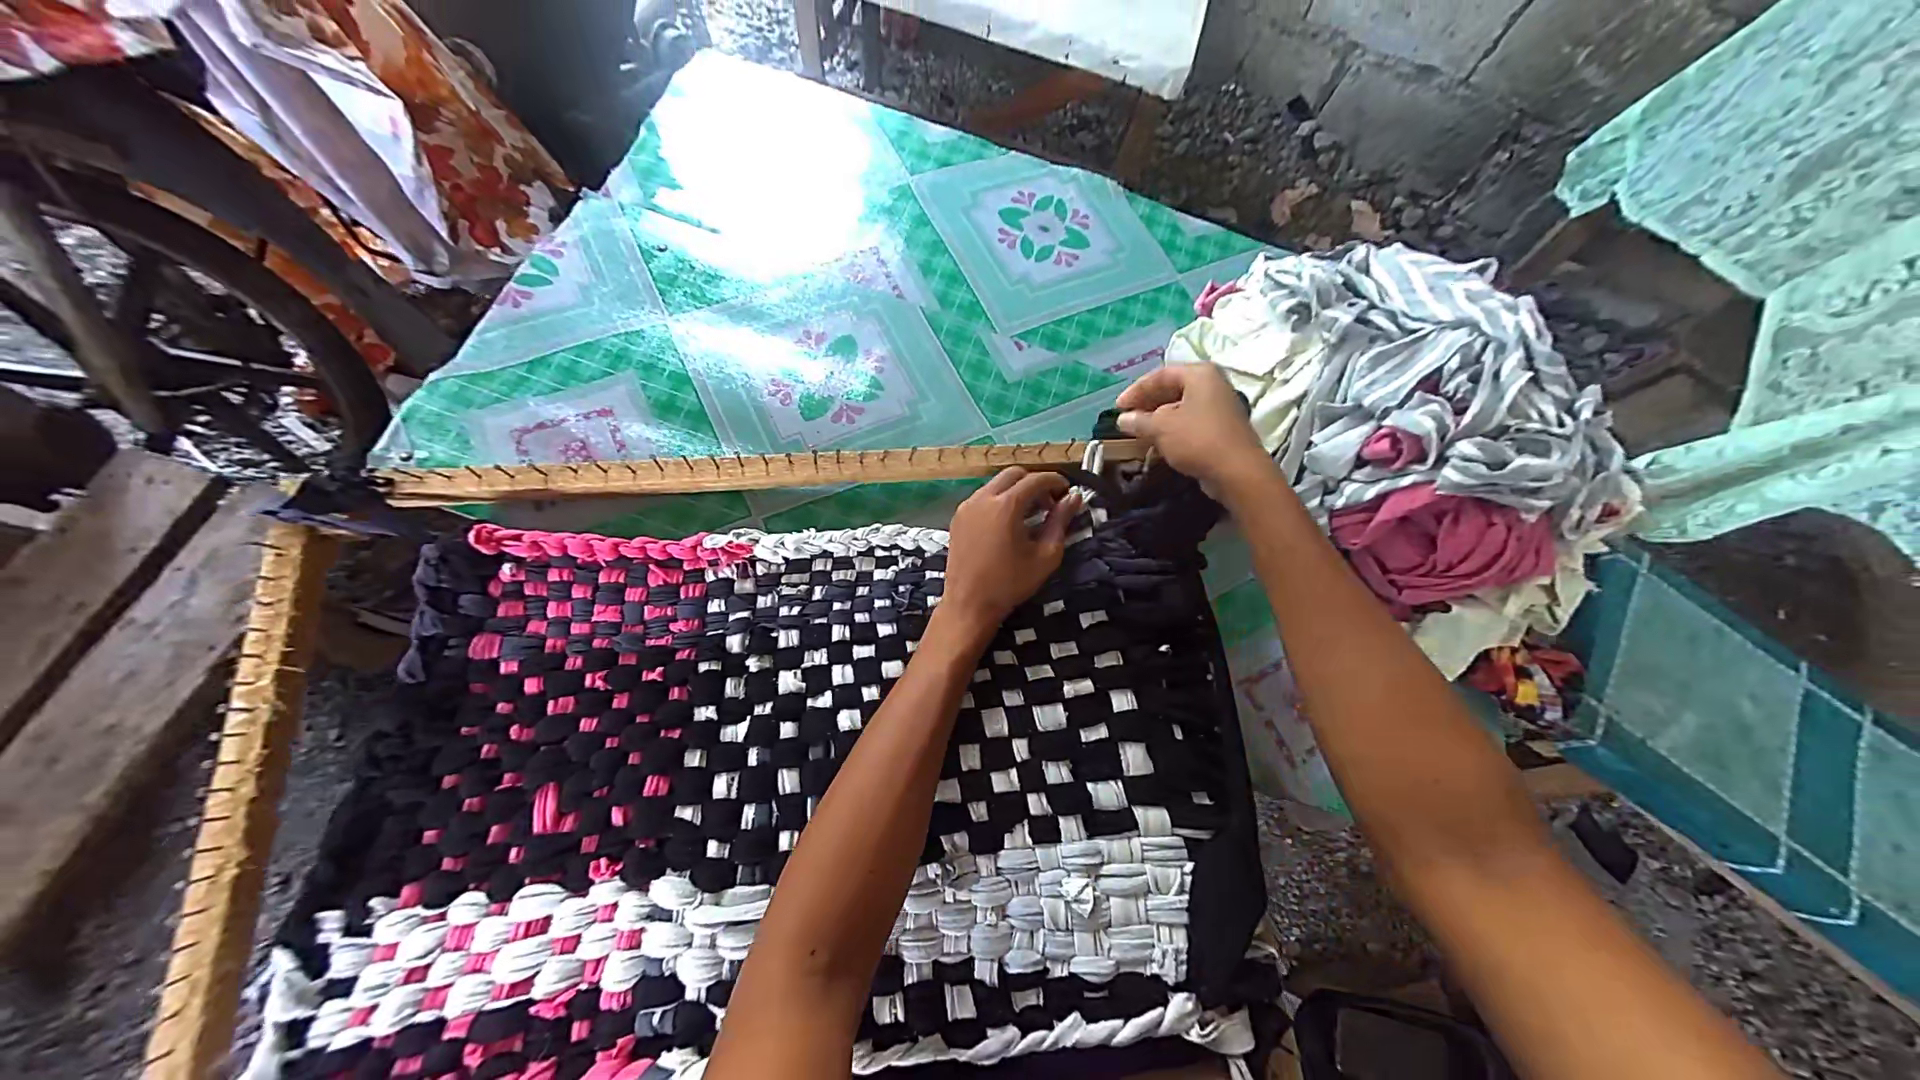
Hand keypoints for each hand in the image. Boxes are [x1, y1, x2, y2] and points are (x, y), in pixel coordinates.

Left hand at [938, 468, 1081, 633]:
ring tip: (1030, 514)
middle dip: (1035, 482)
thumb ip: (1061, 522)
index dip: (1056, 481)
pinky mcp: (957, 518)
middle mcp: (983, 499)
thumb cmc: (1010, 584)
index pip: (1036, 479)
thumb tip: (1073, 498)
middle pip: (1014, 474)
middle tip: (1049, 503)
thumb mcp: (1045, 555)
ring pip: (996, 484)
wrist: (969, 604)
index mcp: (1006, 506)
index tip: (1066, 492)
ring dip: (1016, 490)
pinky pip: (982, 497)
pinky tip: (1008, 522)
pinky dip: (999, 500)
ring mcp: (967, 507)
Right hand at [1115, 364, 1274, 498]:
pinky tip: (1159, 442)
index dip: (1136, 390)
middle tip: (1128, 418)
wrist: (1236, 471)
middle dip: (1147, 404)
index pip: (1160, 375)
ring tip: (1139, 431)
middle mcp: (1213, 384)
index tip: (1117, 407)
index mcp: (1200, 374)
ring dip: (1158, 418)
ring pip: (1181, 407)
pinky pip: (1191, 422)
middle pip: (1172, 389)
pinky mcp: (1222, 428)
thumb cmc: (1197, 439)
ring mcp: (1220, 406)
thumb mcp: (1161, 427)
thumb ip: (1139, 420)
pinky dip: (1173, 429)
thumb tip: (1123, 419)